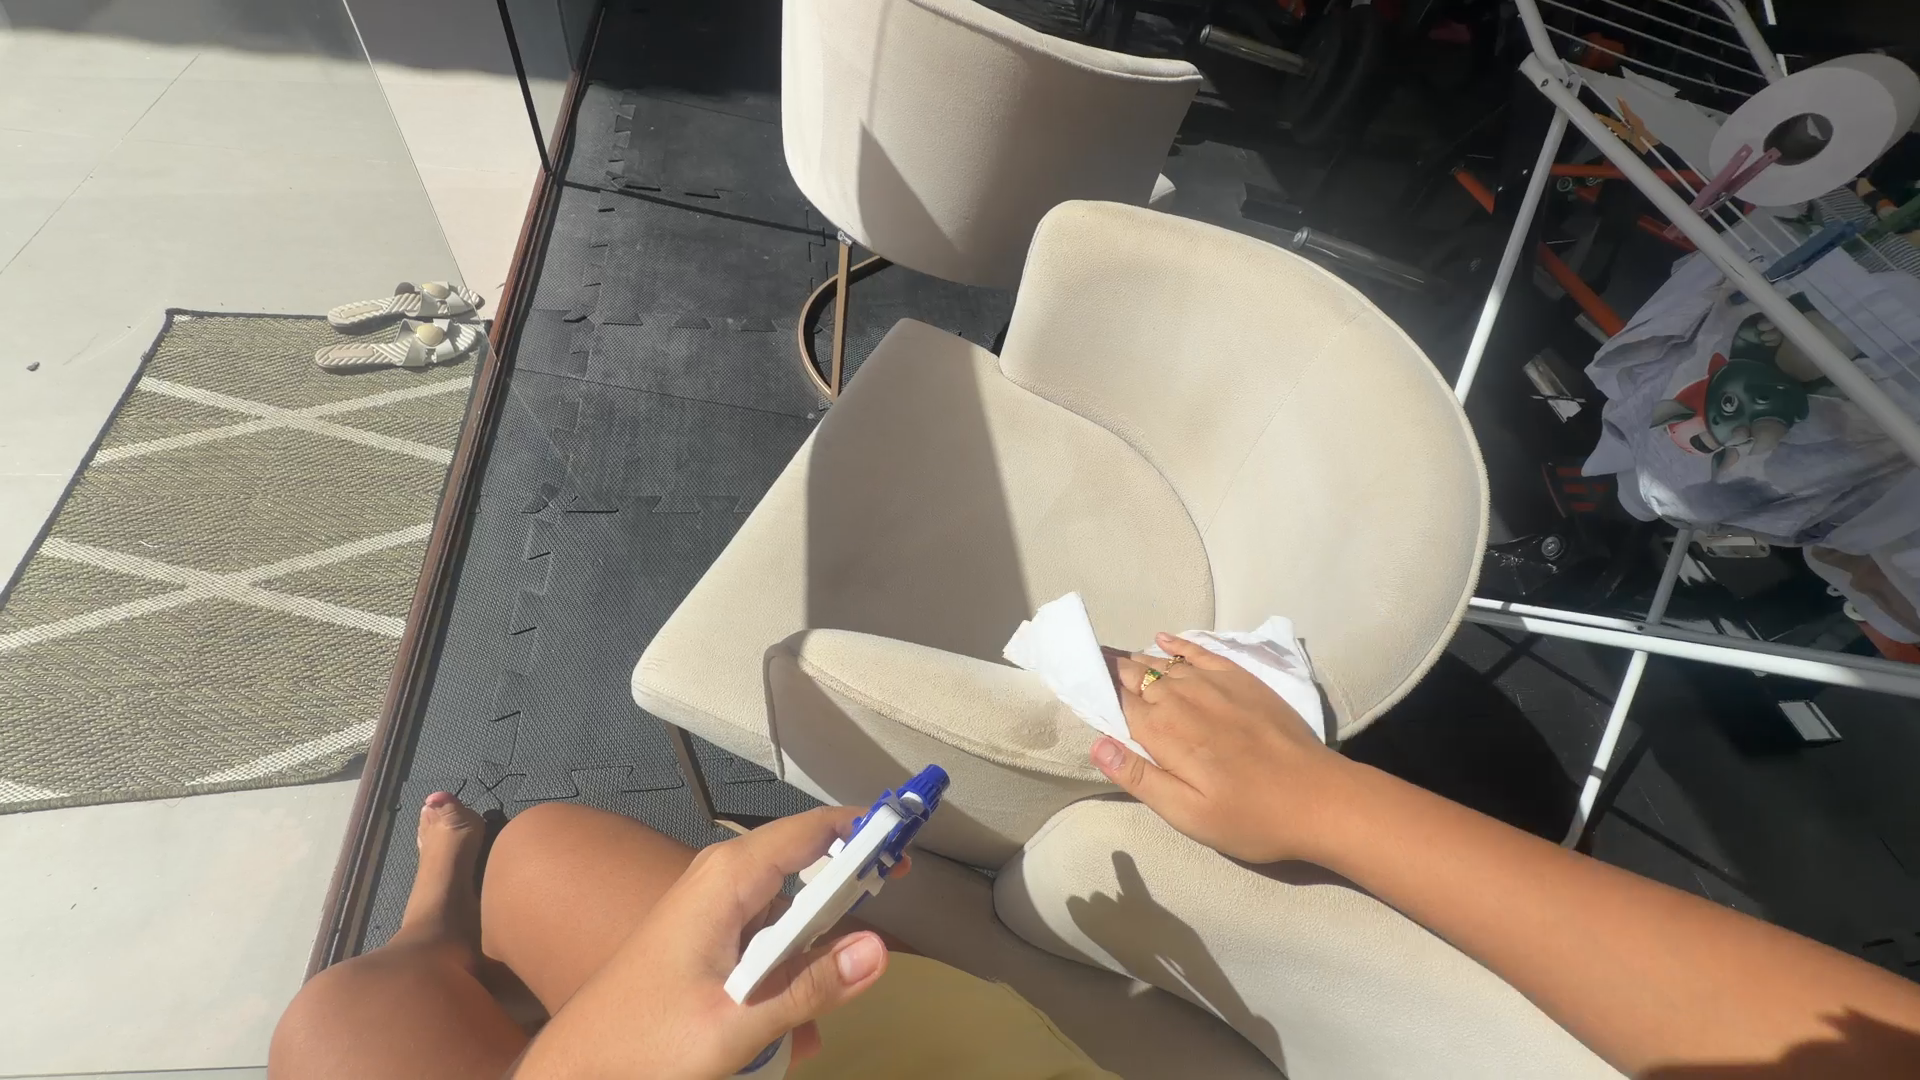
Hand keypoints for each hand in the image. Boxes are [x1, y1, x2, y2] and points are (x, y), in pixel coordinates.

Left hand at [512, 806, 889, 1079]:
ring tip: (818, 1010)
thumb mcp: (734, 1026)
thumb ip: (811, 986)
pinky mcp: (709, 928)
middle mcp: (725, 873)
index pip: (814, 828)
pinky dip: (787, 966)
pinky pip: (768, 932)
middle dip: (847, 893)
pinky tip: (787, 1026)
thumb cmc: (642, 1046)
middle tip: (879, 931)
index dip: (865, 828)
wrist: (568, 1076)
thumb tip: (882, 951)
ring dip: (815, 947)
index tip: (908, 842)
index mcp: (731, 875)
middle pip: (807, 860)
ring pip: (790, 903)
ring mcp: (715, 900)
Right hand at [1095, 633, 1352, 863]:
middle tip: (1093, 666)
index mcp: (1163, 732)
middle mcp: (1182, 698)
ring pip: (1164, 664)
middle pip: (1137, 677)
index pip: (1118, 702)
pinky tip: (1164, 639)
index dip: (1098, 691)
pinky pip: (1201, 651)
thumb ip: (1138, 777)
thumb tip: (1096, 742)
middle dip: (1113, 671)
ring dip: (1139, 661)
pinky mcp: (1241, 680)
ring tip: (1120, 660)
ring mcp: (1214, 684)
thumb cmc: (1250, 816)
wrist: (1321, 799)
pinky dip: (1179, 645)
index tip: (1078, 681)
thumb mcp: (1187, 813)